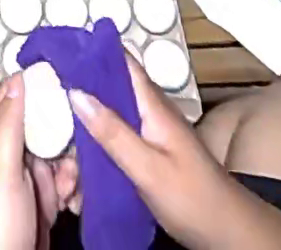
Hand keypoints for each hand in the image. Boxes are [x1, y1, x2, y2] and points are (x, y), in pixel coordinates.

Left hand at [0, 73, 61, 249]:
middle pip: (48, 134)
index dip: (45, 97)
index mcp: (0, 146)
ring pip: (60, 161)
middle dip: (67, 143)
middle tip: (74, 162)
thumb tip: (17, 74)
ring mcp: (30, 187)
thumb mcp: (1, 168)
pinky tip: (75, 203)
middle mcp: (14, 161)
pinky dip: (73, 193)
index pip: (23, 106)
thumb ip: (9, 124)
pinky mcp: (44, 210)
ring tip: (72, 192)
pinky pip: (64, 188)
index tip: (72, 91)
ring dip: (72, 172)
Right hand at [67, 55, 280, 249]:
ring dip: (81, 139)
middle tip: (50, 121)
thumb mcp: (148, 168)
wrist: (230, 235)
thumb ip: (112, 131)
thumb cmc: (194, 198)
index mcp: (150, 103)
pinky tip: (80, 182)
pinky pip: (111, 144)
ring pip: (104, 121)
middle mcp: (146, 110)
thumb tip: (75, 91)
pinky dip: (93, 157)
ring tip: (63, 168)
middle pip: (104, 91)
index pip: (117, 59)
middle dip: (75, 102)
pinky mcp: (145, 154)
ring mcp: (146, 132)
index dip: (88, 49)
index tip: (56, 52)